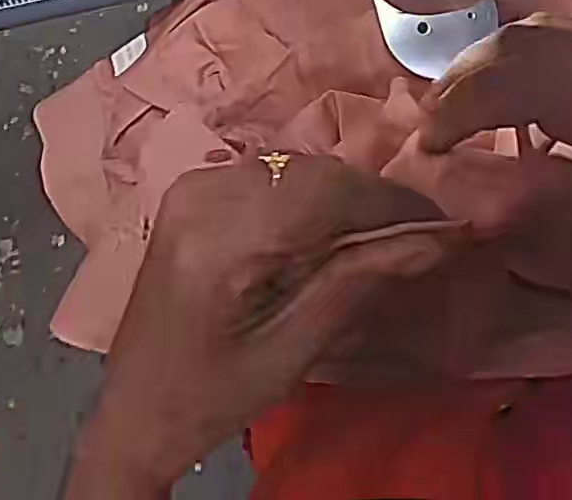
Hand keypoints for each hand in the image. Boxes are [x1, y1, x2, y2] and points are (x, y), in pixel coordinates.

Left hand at [66, 156, 463, 497]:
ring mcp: (194, 183)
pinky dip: (308, 190)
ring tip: (373, 228)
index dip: (388, 200)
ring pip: (296, 165)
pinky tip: (322, 224)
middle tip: (411, 228)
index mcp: (222, 242)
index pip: (326, 192)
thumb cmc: (214, 395)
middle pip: (313, 172)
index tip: (438, 217)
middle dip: (368, 196)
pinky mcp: (194, 184)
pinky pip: (271, 170)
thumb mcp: (294, 350)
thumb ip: (362, 280)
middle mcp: (203, 194)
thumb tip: (436, 238)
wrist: (134, 406)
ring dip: (341, 192)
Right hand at [419, 14, 571, 300]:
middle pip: (515, 44)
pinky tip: (512, 89)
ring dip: (487, 62)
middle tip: (437, 125)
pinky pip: (556, 31)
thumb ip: (535, 200)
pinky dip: (518, 55)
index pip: (508, 84)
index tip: (429, 149)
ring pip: (533, 29)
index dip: (456, 111)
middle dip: (462, 80)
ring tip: (464, 105)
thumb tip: (463, 191)